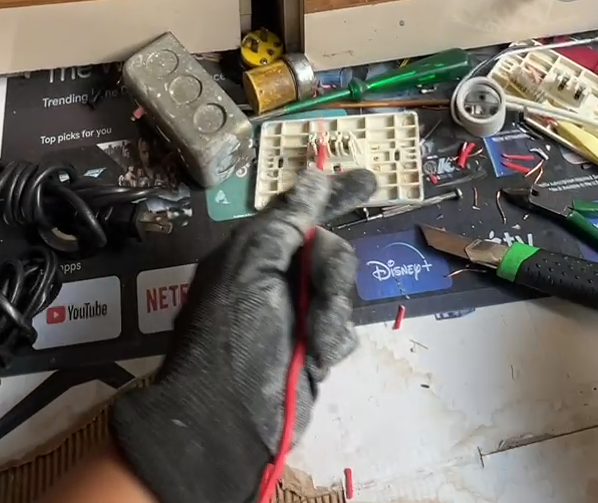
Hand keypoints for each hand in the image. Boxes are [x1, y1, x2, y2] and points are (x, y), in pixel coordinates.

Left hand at [110, 166, 376, 502]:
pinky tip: (318, 357)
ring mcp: (298, 311)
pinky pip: (345, 326)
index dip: (334, 193)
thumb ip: (285, 222)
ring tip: (313, 340)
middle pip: (329, 249)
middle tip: (321, 295)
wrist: (229, 418)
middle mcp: (278, 274)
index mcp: (256, 249)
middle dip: (331, 274)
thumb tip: (312, 178)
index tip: (369, 181)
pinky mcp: (315, 345)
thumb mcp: (253, 265)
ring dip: (331, 313)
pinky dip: (334, 339)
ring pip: (342, 289)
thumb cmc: (234, 334)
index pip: (300, 209)